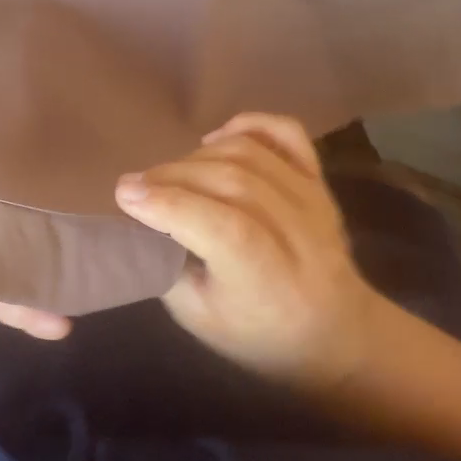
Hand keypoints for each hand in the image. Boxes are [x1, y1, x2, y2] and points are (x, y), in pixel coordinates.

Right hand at [114, 113, 390, 391]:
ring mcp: (314, 201)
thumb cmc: (258, 333)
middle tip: (136, 186)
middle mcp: (299, 236)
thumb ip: (168, 265)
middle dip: (170, 176)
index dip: (169, 203)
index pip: (222, 227)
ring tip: (169, 175)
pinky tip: (214, 141)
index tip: (124, 194)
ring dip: (195, 157)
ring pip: (248, 154)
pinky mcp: (319, 181)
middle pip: (231, 182)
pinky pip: (285, 134)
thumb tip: (140, 216)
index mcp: (269, 281)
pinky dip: (245, 126)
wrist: (336, 334)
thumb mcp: (199, 317)